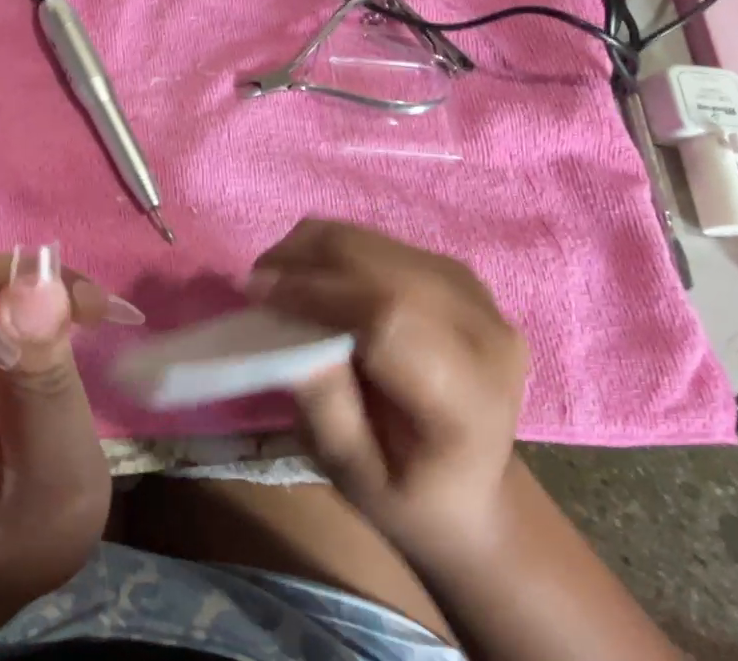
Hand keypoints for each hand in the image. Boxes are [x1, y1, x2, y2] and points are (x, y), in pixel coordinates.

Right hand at [252, 220, 528, 561]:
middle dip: (304, 261)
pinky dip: (333, 250)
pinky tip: (309, 278)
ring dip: (314, 250)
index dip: (315, 293)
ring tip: (275, 279)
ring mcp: (477, 300)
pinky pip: (382, 243)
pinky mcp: (458, 281)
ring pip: (378, 244)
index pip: (390, 316)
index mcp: (466, 397)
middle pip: (382, 266)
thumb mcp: (352, 474)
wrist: (475, 492)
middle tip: (253, 282)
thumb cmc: (407, 494)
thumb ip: (326, 410)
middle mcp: (484, 335)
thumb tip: (291, 344)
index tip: (254, 295)